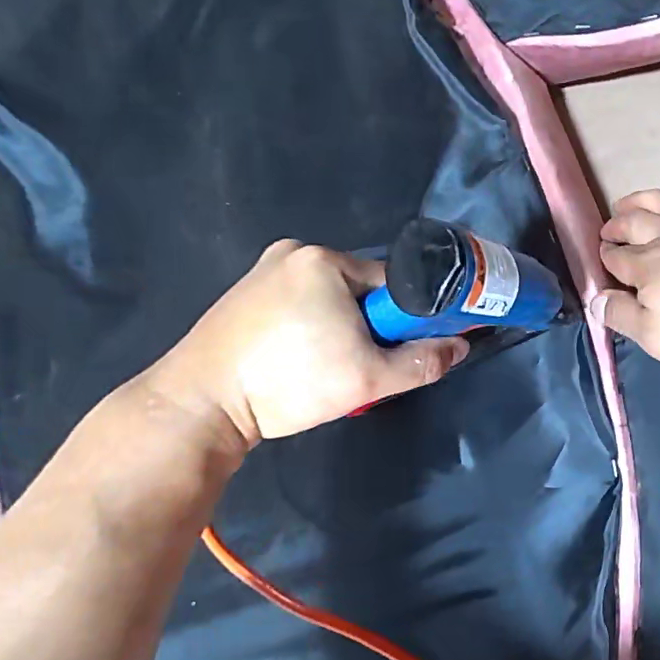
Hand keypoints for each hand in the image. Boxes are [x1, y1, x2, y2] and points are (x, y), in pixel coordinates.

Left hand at [145, 240, 468, 445]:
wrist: (198, 406)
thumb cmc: (289, 382)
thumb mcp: (370, 379)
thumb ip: (424, 361)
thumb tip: (460, 347)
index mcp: (323, 260)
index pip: (393, 284)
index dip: (404, 319)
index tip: (398, 349)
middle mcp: (294, 252)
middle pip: (364, 290)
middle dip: (372, 325)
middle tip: (360, 362)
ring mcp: (264, 270)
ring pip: (334, 298)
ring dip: (344, 327)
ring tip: (328, 364)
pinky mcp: (246, 292)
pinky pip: (303, 302)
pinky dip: (314, 326)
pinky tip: (301, 356)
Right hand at [596, 148, 659, 375]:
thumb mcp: (655, 338)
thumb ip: (621, 315)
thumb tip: (595, 298)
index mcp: (647, 268)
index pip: (618, 259)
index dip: (607, 259)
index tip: (602, 258)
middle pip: (636, 225)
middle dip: (617, 226)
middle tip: (608, 229)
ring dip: (643, 198)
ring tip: (627, 201)